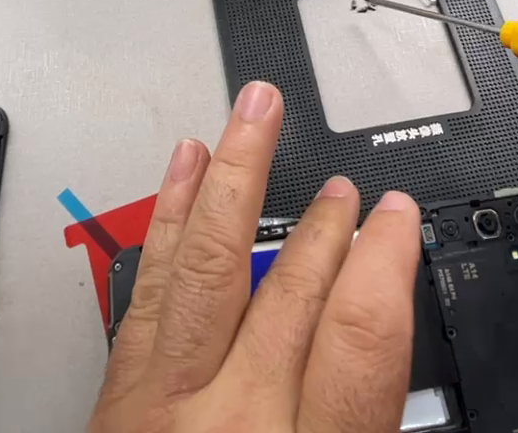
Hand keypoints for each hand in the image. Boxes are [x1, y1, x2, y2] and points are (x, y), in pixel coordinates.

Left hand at [89, 80, 423, 432]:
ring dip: (231, 175)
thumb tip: (393, 361)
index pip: (356, 343)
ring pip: (203, 261)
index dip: (384, 263)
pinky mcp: (118, 393)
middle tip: (349, 186)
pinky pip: (147, 285)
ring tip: (252, 115)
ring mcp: (158, 404)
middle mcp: (224, 425)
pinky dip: (165, 214)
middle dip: (323, 225)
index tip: (398, 218)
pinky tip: (179, 166)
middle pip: (283, 291)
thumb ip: (363, 423)